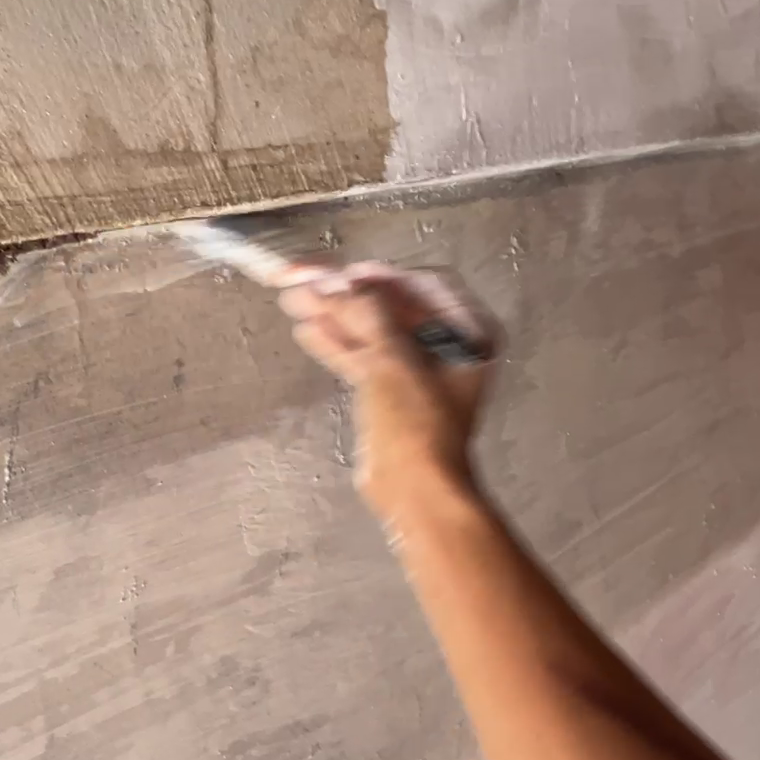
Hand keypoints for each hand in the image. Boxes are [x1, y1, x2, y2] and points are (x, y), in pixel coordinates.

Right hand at [279, 262, 494, 516]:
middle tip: (302, 278)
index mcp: (467, 331)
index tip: (338, 272)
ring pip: (370, 330)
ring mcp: (416, 370)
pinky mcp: (390, 393)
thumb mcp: (391, 359)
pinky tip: (307, 329)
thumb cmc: (417, 425)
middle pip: (390, 305)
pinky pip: (362, 357)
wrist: (413, 487)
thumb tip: (332, 282)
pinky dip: (336, 343)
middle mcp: (445, 345)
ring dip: (333, 315)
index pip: (419, 284)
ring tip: (293, 299)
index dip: (377, 274)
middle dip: (345, 292)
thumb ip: (364, 313)